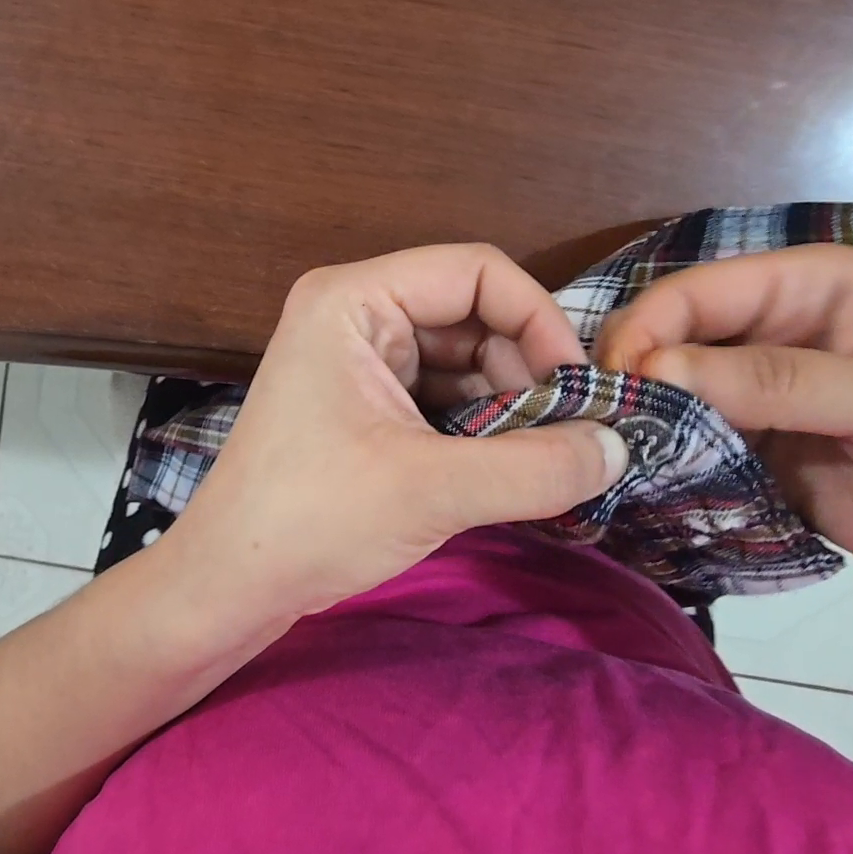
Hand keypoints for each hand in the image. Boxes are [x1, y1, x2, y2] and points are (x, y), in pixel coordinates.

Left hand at [163, 244, 628, 619]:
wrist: (231, 581)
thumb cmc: (311, 520)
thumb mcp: (432, 490)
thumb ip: (537, 467)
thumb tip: (621, 448)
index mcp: (353, 300)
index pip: (475, 271)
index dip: (538, 320)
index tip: (578, 388)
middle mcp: (353, 313)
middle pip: (470, 312)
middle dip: (525, 369)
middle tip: (567, 433)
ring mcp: (354, 358)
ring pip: (459, 357)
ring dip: (506, 402)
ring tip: (538, 456)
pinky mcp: (360, 401)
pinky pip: (438, 392)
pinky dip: (478, 422)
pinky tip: (505, 464)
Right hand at [595, 244, 852, 586]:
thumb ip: (779, 381)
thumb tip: (652, 370)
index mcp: (807, 286)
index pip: (695, 292)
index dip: (647, 330)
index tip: (619, 386)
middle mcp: (768, 327)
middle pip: (667, 336)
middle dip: (633, 374)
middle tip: (607, 424)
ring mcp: (752, 390)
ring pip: (666, 388)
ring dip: (641, 416)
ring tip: (612, 451)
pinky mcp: (745, 444)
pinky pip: (682, 438)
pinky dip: (659, 454)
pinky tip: (640, 473)